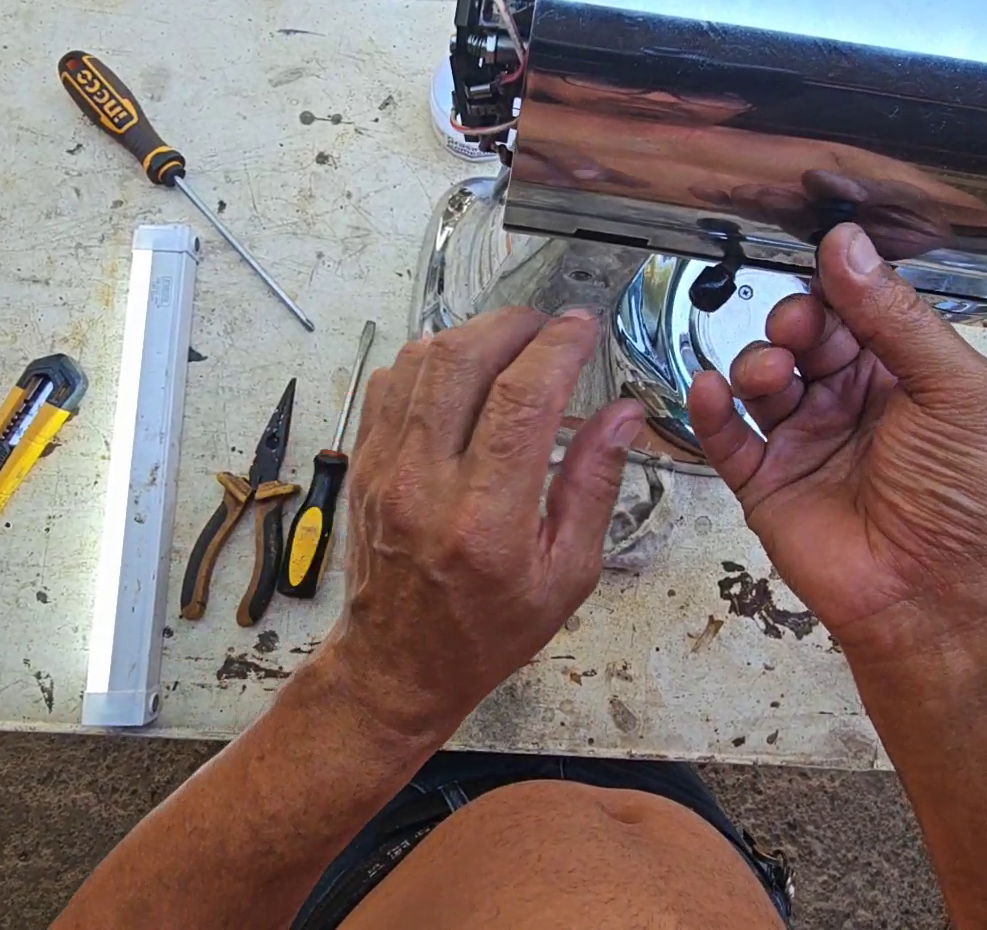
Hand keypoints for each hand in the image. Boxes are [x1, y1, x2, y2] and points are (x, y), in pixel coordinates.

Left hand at [321, 308, 647, 740]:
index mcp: (486, 518)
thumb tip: (624, 414)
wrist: (399, 662)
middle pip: (462, 360)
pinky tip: (462, 374)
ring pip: (421, 360)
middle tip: (548, 329)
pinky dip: (431, 359)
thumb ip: (594, 484)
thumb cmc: (489, 629)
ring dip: (473, 336)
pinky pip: (392, 381)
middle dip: (514, 325)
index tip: (582, 326)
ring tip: (511, 347)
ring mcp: (383, 467)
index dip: (558, 347)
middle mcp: (424, 482)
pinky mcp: (362, 461)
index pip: (522, 398)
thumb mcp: (567, 573)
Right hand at [686, 224, 986, 661]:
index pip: (856, 312)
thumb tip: (847, 243)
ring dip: (757, 364)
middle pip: (801, 339)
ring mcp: (801, 440)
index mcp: (902, 377)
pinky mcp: (763, 479)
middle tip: (797, 332)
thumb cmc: (966, 497)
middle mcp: (847, 402)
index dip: (836, 290)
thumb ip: (897, 317)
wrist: (933, 600)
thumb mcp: (955, 392)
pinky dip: (709, 409)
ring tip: (770, 377)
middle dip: (793, 325)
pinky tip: (710, 390)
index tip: (819, 264)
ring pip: (760, 379)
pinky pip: (724, 435)